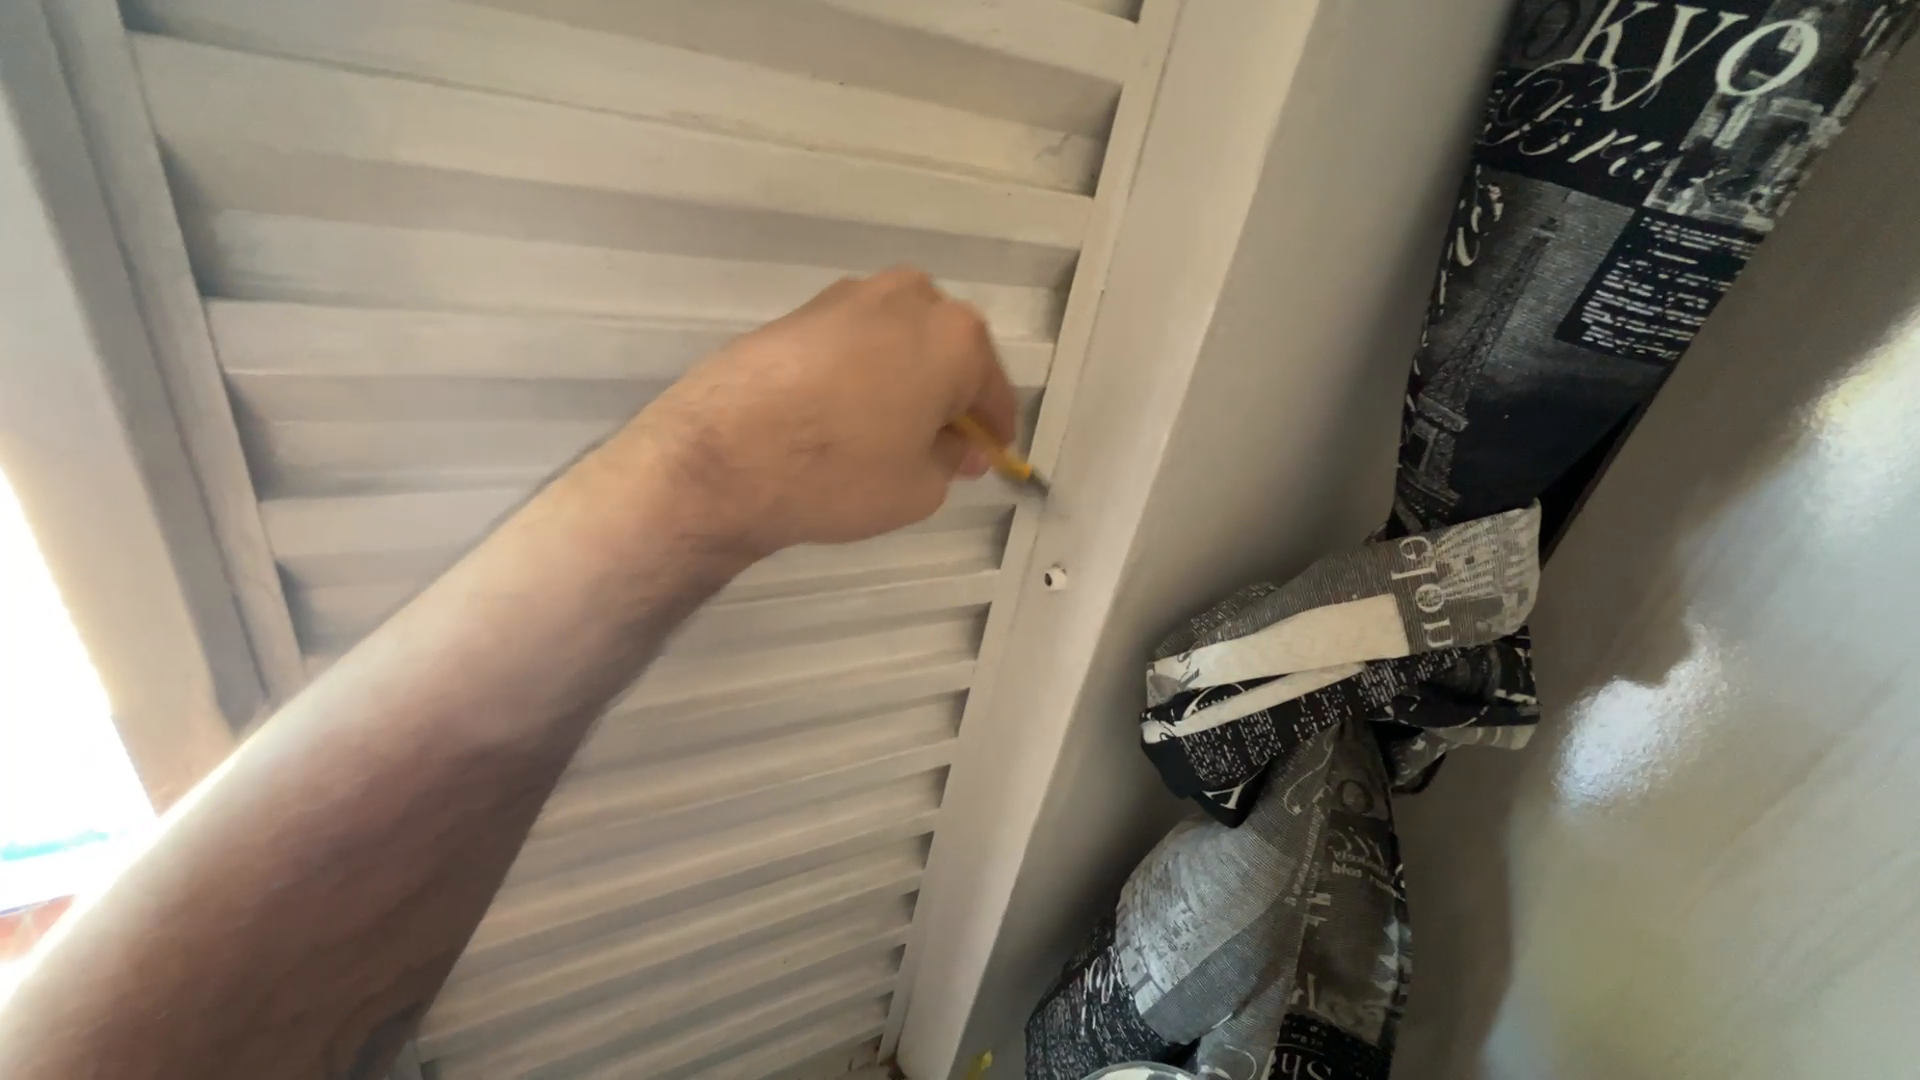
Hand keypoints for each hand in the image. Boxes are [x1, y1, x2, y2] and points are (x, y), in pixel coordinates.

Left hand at [602, 267, 1019, 556]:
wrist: (722, 457)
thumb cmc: (841, 474)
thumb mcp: (919, 488)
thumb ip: (952, 461)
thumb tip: (959, 447)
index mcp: (956, 336)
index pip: (994, 390)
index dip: (995, 431)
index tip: (990, 457)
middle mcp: (910, 298)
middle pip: (948, 354)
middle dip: (949, 398)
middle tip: (937, 446)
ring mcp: (849, 297)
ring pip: (900, 343)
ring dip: (905, 381)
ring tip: (885, 433)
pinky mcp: (800, 311)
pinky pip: (855, 344)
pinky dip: (862, 374)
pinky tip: (842, 416)